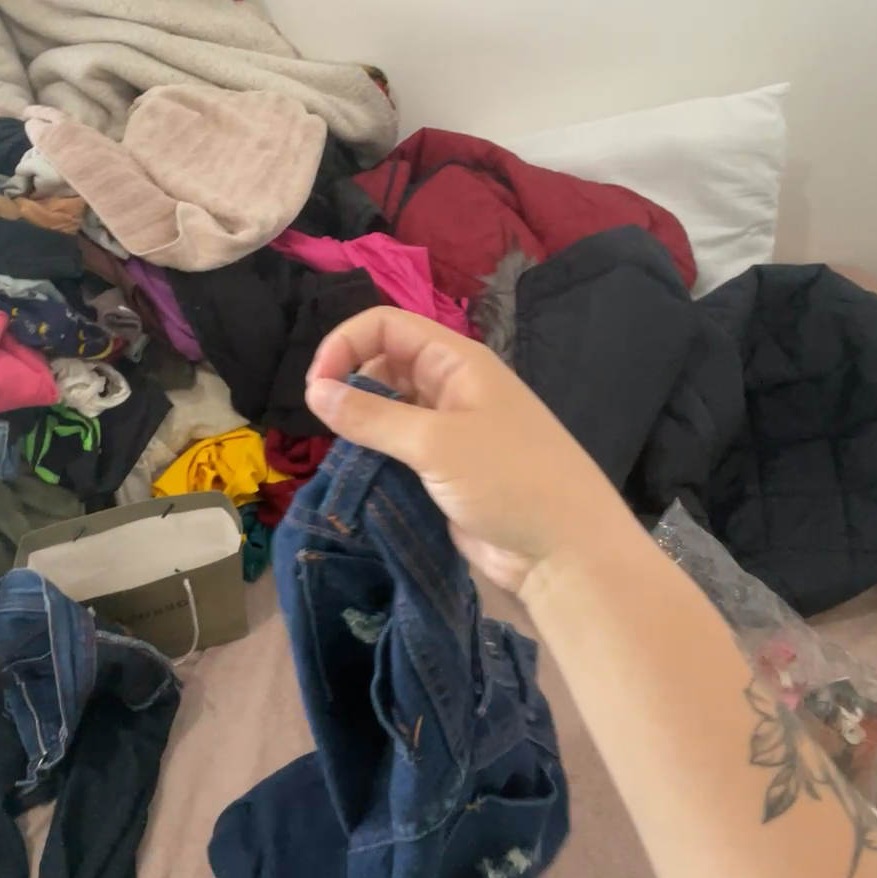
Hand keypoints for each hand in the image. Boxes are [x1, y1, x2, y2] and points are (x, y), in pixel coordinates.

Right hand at [305, 306, 641, 594]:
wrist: (562, 551)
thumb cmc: (509, 480)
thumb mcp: (437, 443)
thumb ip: (372, 417)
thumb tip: (314, 391)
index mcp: (456, 362)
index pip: (387, 326)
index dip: (345, 344)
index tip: (316, 386)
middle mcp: (449, 386)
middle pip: (383, 364)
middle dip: (348, 383)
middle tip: (325, 424)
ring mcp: (447, 429)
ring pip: (387, 408)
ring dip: (359, 423)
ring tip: (341, 451)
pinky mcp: (442, 467)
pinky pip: (396, 447)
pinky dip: (373, 454)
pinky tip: (359, 473)